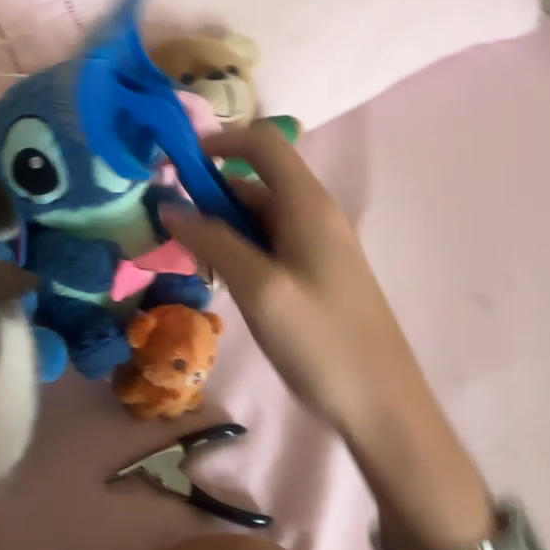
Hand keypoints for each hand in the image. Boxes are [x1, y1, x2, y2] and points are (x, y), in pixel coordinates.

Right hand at [160, 124, 491, 549]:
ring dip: (216, 223)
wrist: (384, 409)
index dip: (218, 140)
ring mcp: (315, 247)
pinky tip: (215, 276)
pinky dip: (233, 248)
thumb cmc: (322, 342)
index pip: (263, 143)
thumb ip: (212, 241)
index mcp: (308, 206)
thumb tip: (168, 205)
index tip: (171, 163)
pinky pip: (265, 243)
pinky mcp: (311, 275)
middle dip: (206, 191)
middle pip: (253, 180)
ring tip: (182, 253)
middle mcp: (313, 216)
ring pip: (255, 215)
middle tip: (164, 222)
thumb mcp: (259, 288)